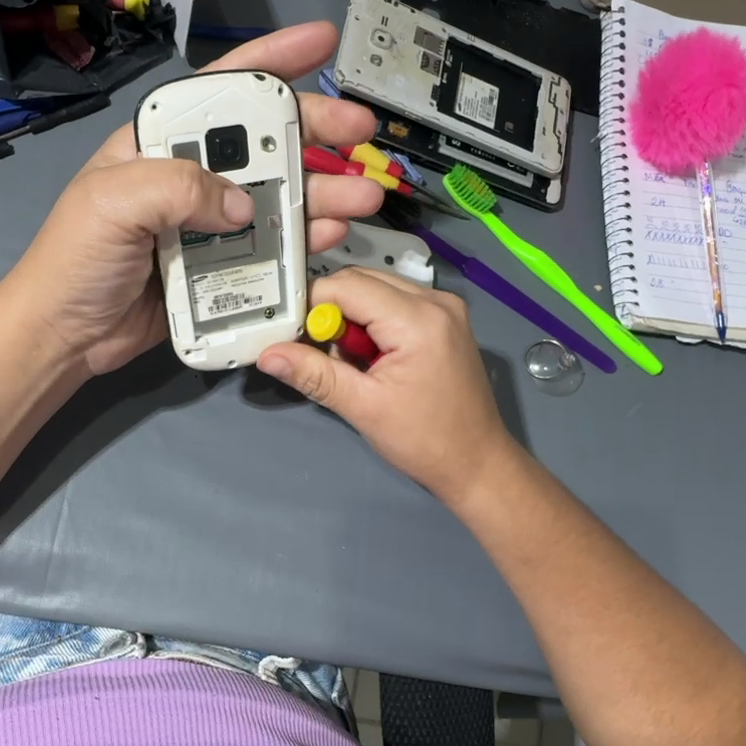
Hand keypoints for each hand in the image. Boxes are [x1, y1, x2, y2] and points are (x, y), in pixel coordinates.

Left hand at [5, 22, 384, 375]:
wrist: (68, 335)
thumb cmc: (76, 259)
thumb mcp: (114, 203)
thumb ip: (178, 188)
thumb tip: (244, 206)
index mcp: (161, 147)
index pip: (221, 92)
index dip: (272, 64)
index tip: (320, 46)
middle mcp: (192, 180)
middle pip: (264, 147)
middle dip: (315, 134)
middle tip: (361, 134)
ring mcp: (208, 226)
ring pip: (275, 200)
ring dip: (320, 195)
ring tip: (361, 198)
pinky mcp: (219, 270)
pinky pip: (269, 250)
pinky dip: (300, 243)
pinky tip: (326, 236)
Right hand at [257, 268, 522, 504]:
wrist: (477, 463)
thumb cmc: (424, 440)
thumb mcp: (364, 408)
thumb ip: (315, 374)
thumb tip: (268, 354)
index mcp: (418, 318)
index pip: (346, 287)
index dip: (311, 306)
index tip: (291, 336)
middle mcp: (435, 300)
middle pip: (362, 282)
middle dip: (332, 313)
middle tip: (319, 354)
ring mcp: (445, 308)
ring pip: (378, 292)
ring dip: (353, 320)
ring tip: (352, 365)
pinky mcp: (446, 321)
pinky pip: (396, 305)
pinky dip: (374, 325)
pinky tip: (372, 361)